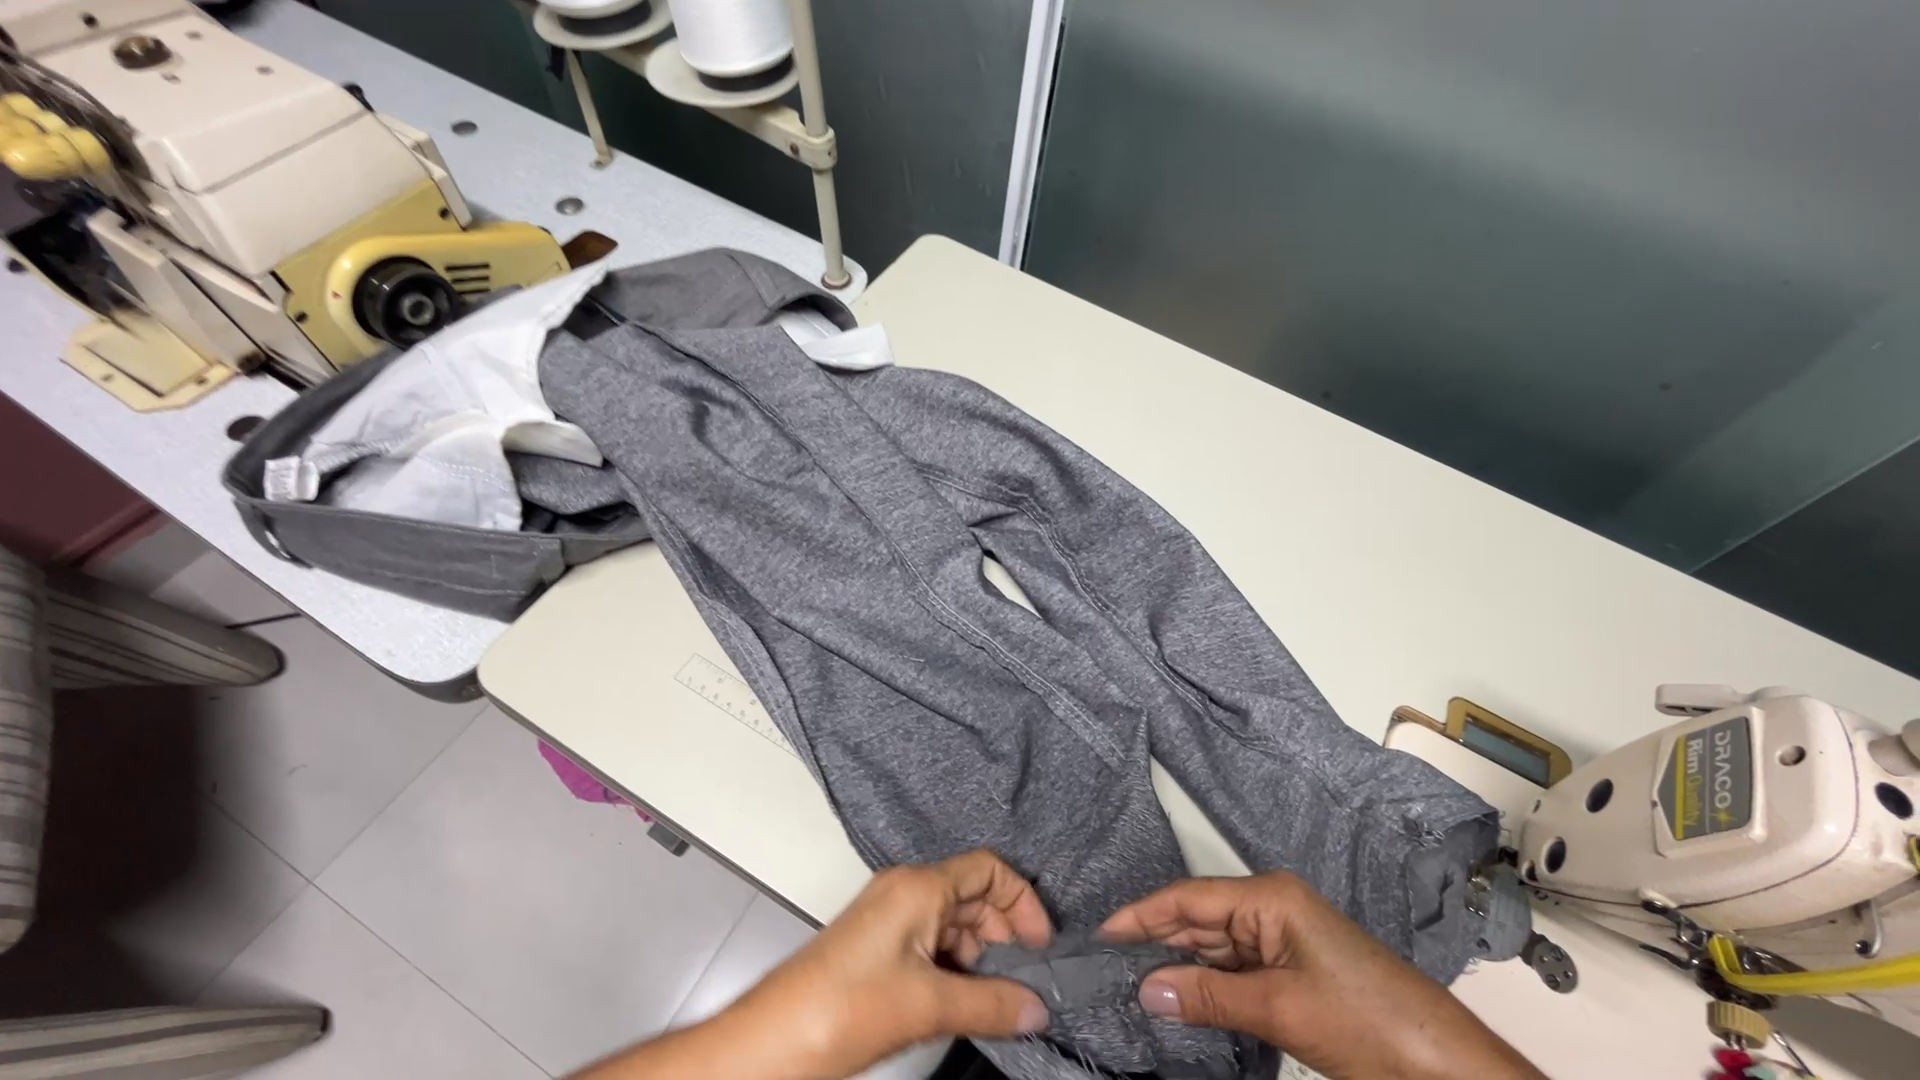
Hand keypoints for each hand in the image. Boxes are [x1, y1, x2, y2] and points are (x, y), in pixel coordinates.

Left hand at [737, 849, 1053, 1075]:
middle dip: (1004, 934)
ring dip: (980, 956)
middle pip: (974, 895)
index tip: (1041, 944)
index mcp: (917, 887)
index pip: (988, 870)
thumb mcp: (928, 1005)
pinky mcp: (879, 945)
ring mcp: (889, 917)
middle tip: (1023, 980)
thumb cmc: (839, 1009)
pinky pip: (931, 943)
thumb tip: (1035, 1007)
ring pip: (953, 922)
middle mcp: (904, 891)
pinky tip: (963, 1003)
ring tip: (994, 998)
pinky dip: (955, 967)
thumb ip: (991, 1003)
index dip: (1022, 902)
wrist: (775, 1041)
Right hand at [1100, 873, 1543, 1079]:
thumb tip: (1144, 988)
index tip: (1099, 937)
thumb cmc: (1365, 1020)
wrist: (1444, 1065)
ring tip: (1132, 986)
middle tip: (1107, 969)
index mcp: (1270, 897)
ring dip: (1180, 966)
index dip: (1141, 916)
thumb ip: (1206, 995)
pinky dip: (1207, 984)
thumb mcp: (1278, 1008)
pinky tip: (1179, 999)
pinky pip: (1236, 969)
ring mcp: (1284, 939)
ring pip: (1215, 946)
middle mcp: (1272, 907)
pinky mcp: (1293, 969)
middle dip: (1156, 943)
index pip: (1189, 898)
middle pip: (1199, 919)